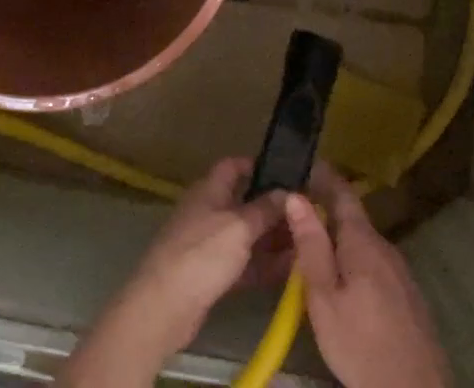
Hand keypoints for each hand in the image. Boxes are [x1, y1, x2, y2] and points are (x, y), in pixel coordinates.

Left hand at [58, 159, 288, 384]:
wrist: (165, 305)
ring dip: (272, 240)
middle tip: (308, 217)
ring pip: (246, 236)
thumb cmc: (202, 254)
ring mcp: (208, 244)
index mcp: (208, 191)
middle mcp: (207, 213)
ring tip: (307, 245)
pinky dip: (263, 265)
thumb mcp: (239, 227)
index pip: (232, 167)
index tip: (287, 173)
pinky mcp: (210, 274)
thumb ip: (264, 209)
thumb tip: (286, 192)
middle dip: (274, 210)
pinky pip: (242, 263)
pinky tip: (290, 273)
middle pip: (244, 204)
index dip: (256, 166)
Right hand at [285, 163, 449, 387]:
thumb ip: (311, 245)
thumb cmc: (360, 343)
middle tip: (290, 212)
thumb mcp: (323, 297)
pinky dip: (351, 261)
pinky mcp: (406, 295)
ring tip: (307, 245)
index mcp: (364, 242)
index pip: (343, 194)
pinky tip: (338, 279)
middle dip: (324, 211)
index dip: (324, 175)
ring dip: (337, 239)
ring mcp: (400, 272)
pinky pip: (373, 265)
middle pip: (352, 220)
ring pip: (362, 245)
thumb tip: (295, 196)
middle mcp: (386, 248)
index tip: (302, 161)